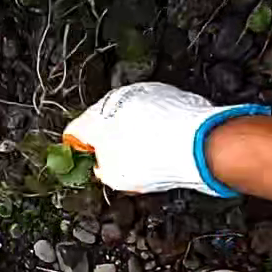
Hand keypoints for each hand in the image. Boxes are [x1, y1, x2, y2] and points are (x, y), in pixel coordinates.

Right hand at [63, 82, 269, 195]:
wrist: (198, 144)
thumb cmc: (154, 158)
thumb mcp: (114, 178)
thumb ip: (100, 169)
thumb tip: (102, 166)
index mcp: (94, 117)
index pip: (74, 132)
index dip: (79, 151)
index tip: (88, 161)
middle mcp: (116, 98)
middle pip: (102, 121)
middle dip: (108, 141)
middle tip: (116, 163)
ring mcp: (144, 93)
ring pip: (128, 115)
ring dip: (132, 132)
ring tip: (145, 156)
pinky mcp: (169, 93)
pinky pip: (153, 112)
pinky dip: (154, 126)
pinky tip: (162, 145)